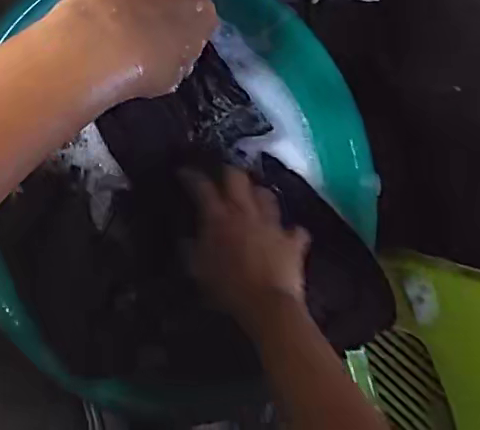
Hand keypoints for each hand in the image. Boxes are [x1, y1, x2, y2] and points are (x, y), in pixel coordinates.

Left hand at [45, 0, 216, 100]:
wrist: (96, 51)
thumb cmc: (141, 73)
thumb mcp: (172, 75)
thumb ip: (178, 54)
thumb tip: (170, 50)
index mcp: (200, 11)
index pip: (200, 14)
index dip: (182, 26)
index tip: (168, 40)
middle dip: (157, 4)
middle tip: (137, 29)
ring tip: (108, 21)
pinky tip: (91, 7)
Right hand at [183, 166, 311, 326]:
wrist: (267, 307)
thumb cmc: (227, 289)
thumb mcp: (198, 270)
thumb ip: (190, 249)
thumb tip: (186, 238)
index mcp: (218, 217)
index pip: (201, 187)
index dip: (191, 176)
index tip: (184, 172)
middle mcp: (245, 211)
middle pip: (237, 177)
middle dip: (228, 173)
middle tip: (222, 178)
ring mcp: (271, 224)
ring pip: (267, 195)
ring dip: (259, 196)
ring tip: (254, 200)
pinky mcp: (292, 242)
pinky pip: (296, 231)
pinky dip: (291, 232)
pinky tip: (288, 236)